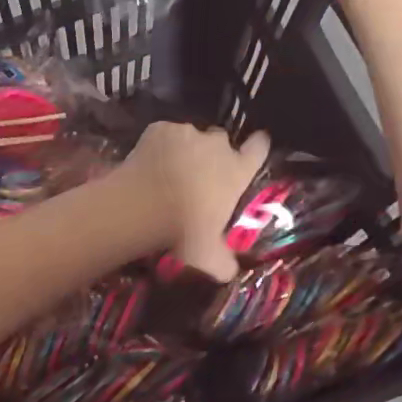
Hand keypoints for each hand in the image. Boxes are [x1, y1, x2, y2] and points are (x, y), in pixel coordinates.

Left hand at [114, 122, 269, 281]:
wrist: (142, 204)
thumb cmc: (183, 228)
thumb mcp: (207, 254)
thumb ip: (223, 263)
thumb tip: (229, 272)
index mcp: (236, 171)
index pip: (258, 149)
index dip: (256, 148)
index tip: (254, 148)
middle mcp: (217, 145)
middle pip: (221, 141)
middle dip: (212, 155)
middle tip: (197, 176)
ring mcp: (187, 133)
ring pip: (190, 137)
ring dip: (183, 150)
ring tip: (167, 172)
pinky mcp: (159, 129)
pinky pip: (163, 134)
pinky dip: (158, 146)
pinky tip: (148, 164)